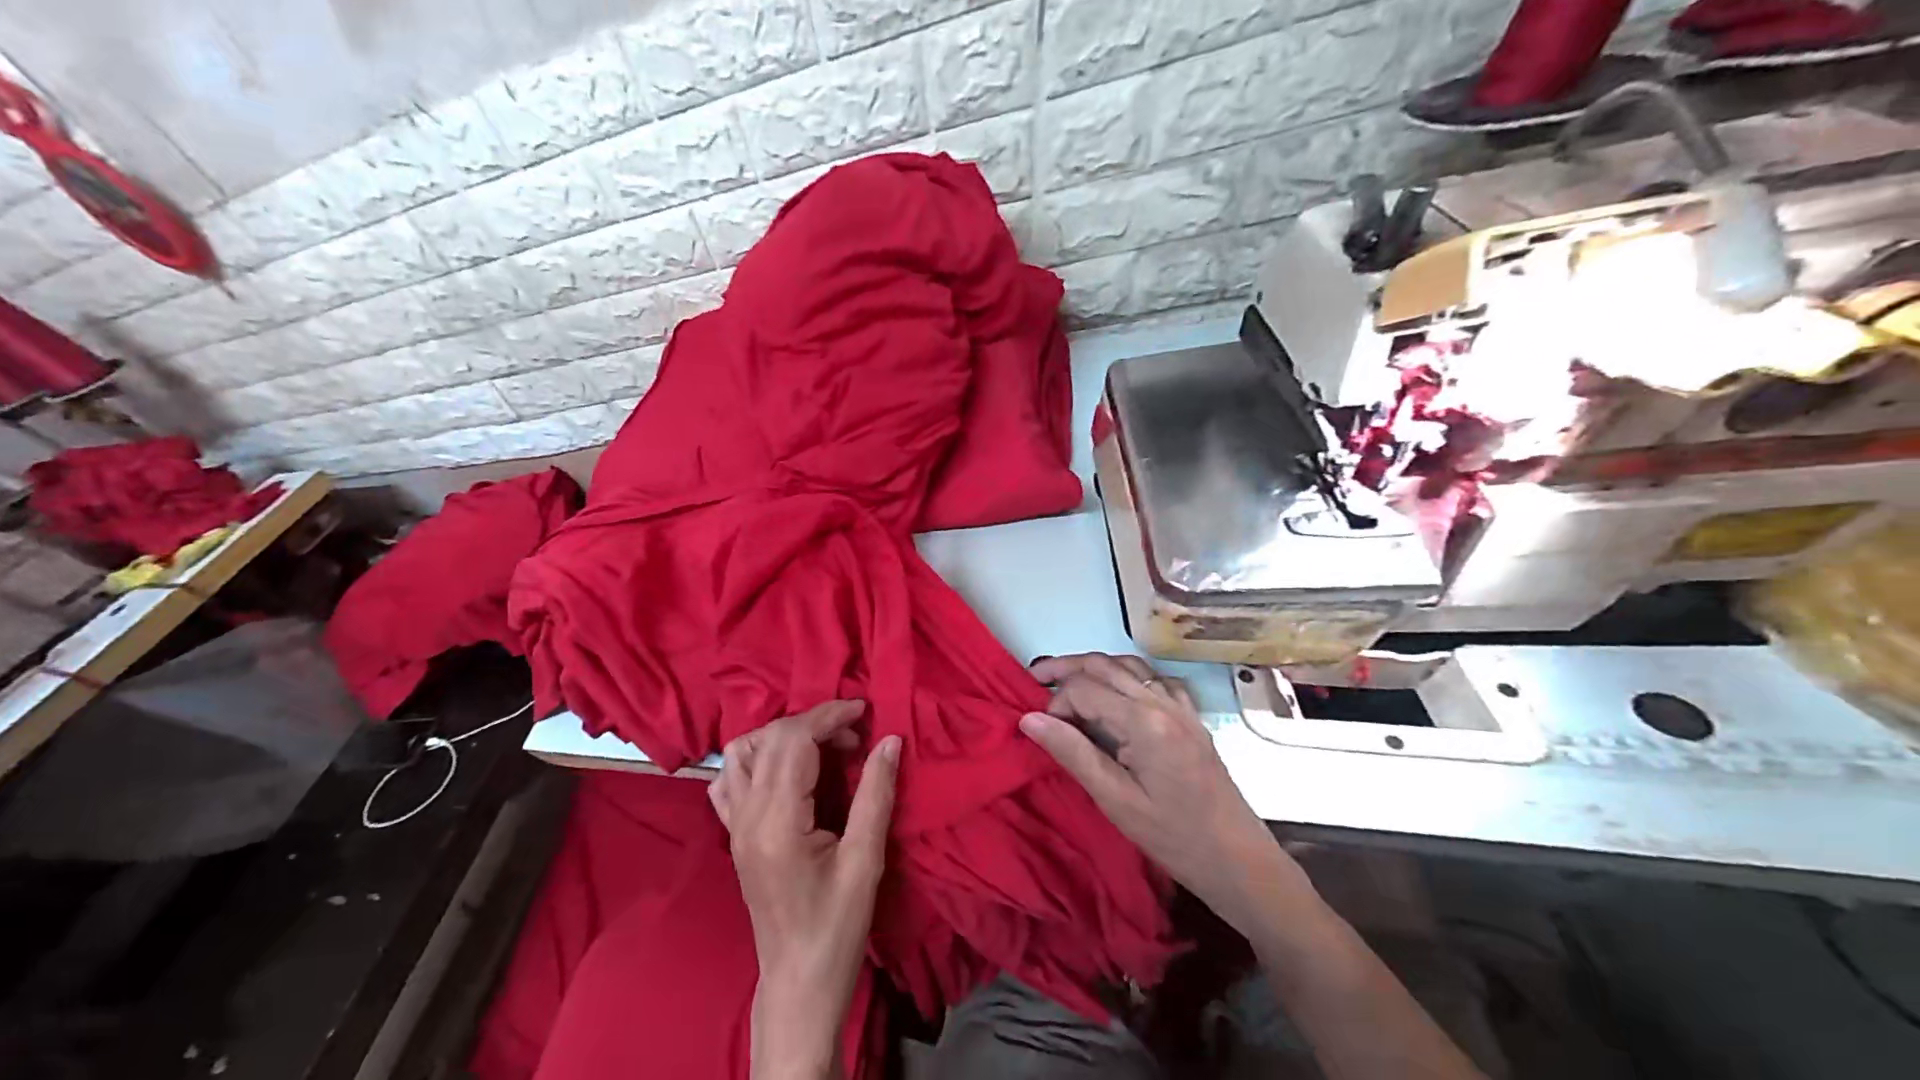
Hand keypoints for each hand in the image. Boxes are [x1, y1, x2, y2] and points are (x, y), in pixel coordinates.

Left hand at [710, 701, 901, 1079]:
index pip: (792, 741)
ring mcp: (734, 826)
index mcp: (776, 822)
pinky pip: (730, 780)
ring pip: (740, 753)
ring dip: (780, 736)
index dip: (829, 716)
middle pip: (768, 738)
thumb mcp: (866, 861)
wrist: (799, 980)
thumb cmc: (837, 927)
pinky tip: (787, 772)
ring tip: (820, 747)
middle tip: (854, 736)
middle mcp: (746, 817)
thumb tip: (889, 740)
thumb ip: (876, 794)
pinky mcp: (734, 835)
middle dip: (813, 722)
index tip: (864, 710)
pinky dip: (756, 760)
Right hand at [1020, 653, 1308, 936]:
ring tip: (1067, 681)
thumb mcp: (1115, 800)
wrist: (1239, 859)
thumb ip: (1073, 753)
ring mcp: (1181, 707)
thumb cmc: (1174, 837)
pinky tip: (1117, 695)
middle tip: (1035, 676)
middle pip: (1105, 666)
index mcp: (1144, 721)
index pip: (1085, 689)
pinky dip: (1128, 677)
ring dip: (1096, 668)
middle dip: (1067, 668)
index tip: (1044, 732)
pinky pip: (1156, 680)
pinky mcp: (1191, 718)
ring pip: (1130, 666)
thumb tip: (1029, 719)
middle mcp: (1163, 702)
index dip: (1056, 704)